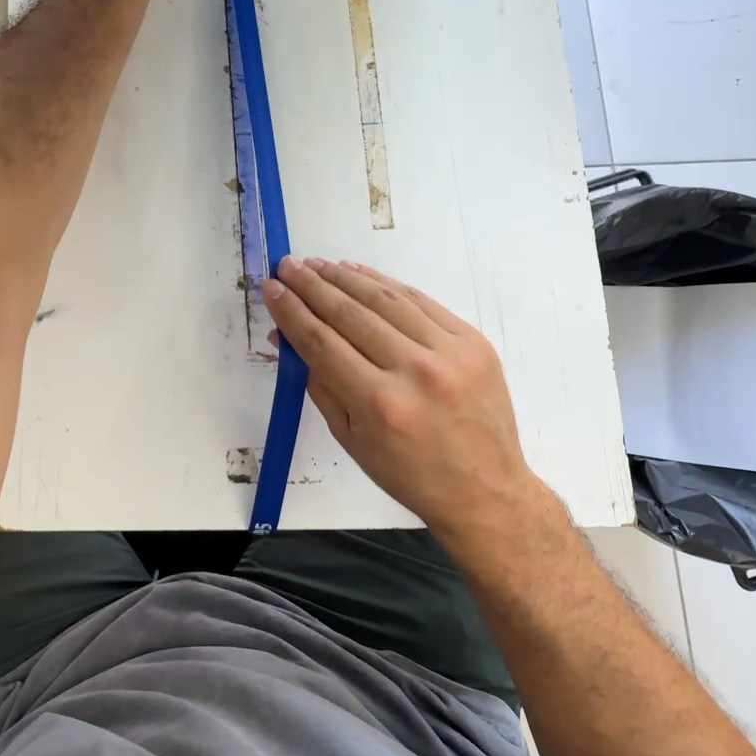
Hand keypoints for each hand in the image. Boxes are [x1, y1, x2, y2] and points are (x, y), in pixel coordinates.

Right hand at [262, 256, 539, 536]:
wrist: (484, 490)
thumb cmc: (408, 473)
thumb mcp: (350, 437)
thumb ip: (317, 381)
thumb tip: (285, 335)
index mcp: (378, 404)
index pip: (321, 341)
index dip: (291, 311)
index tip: (271, 288)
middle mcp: (414, 372)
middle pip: (350, 314)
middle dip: (312, 286)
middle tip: (288, 266)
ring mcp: (449, 353)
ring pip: (385, 300)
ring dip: (345, 277)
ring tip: (317, 265)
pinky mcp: (473, 342)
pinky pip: (420, 301)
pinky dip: (385, 284)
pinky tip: (359, 272)